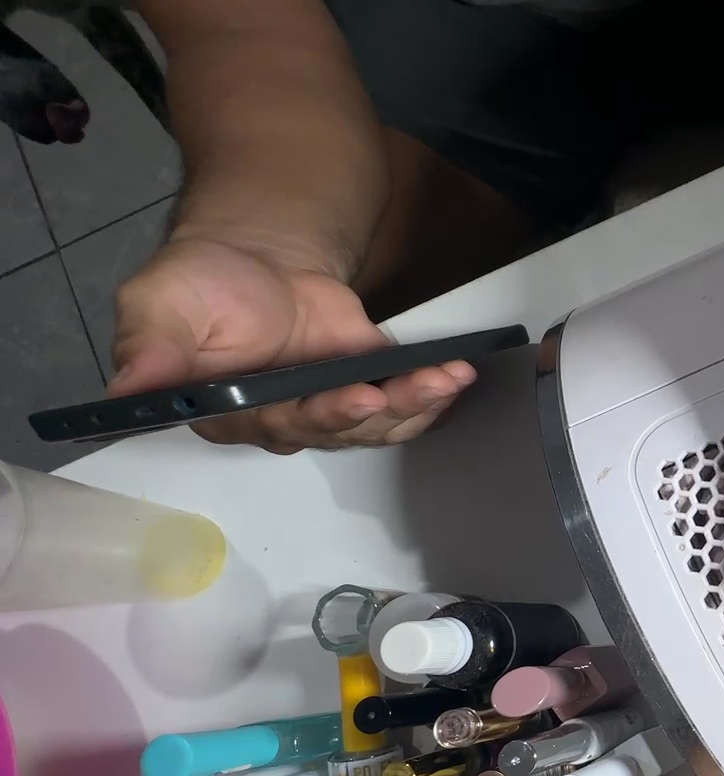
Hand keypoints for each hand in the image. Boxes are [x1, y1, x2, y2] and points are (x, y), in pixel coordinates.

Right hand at [109, 236, 474, 452]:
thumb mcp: (161, 303)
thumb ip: (150, 348)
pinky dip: (434, 396)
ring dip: (420, 402)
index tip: (358, 397)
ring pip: (382, 424)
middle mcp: (285, 420)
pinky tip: (455, 378)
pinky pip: (407, 408)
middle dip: (385, 408)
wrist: (264, 261)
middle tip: (420, 385)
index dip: (321, 417)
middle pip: (342, 429)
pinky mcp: (372, 393)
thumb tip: (131, 391)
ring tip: (449, 377)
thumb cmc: (206, 283)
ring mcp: (335, 410)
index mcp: (226, 410)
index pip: (276, 426)